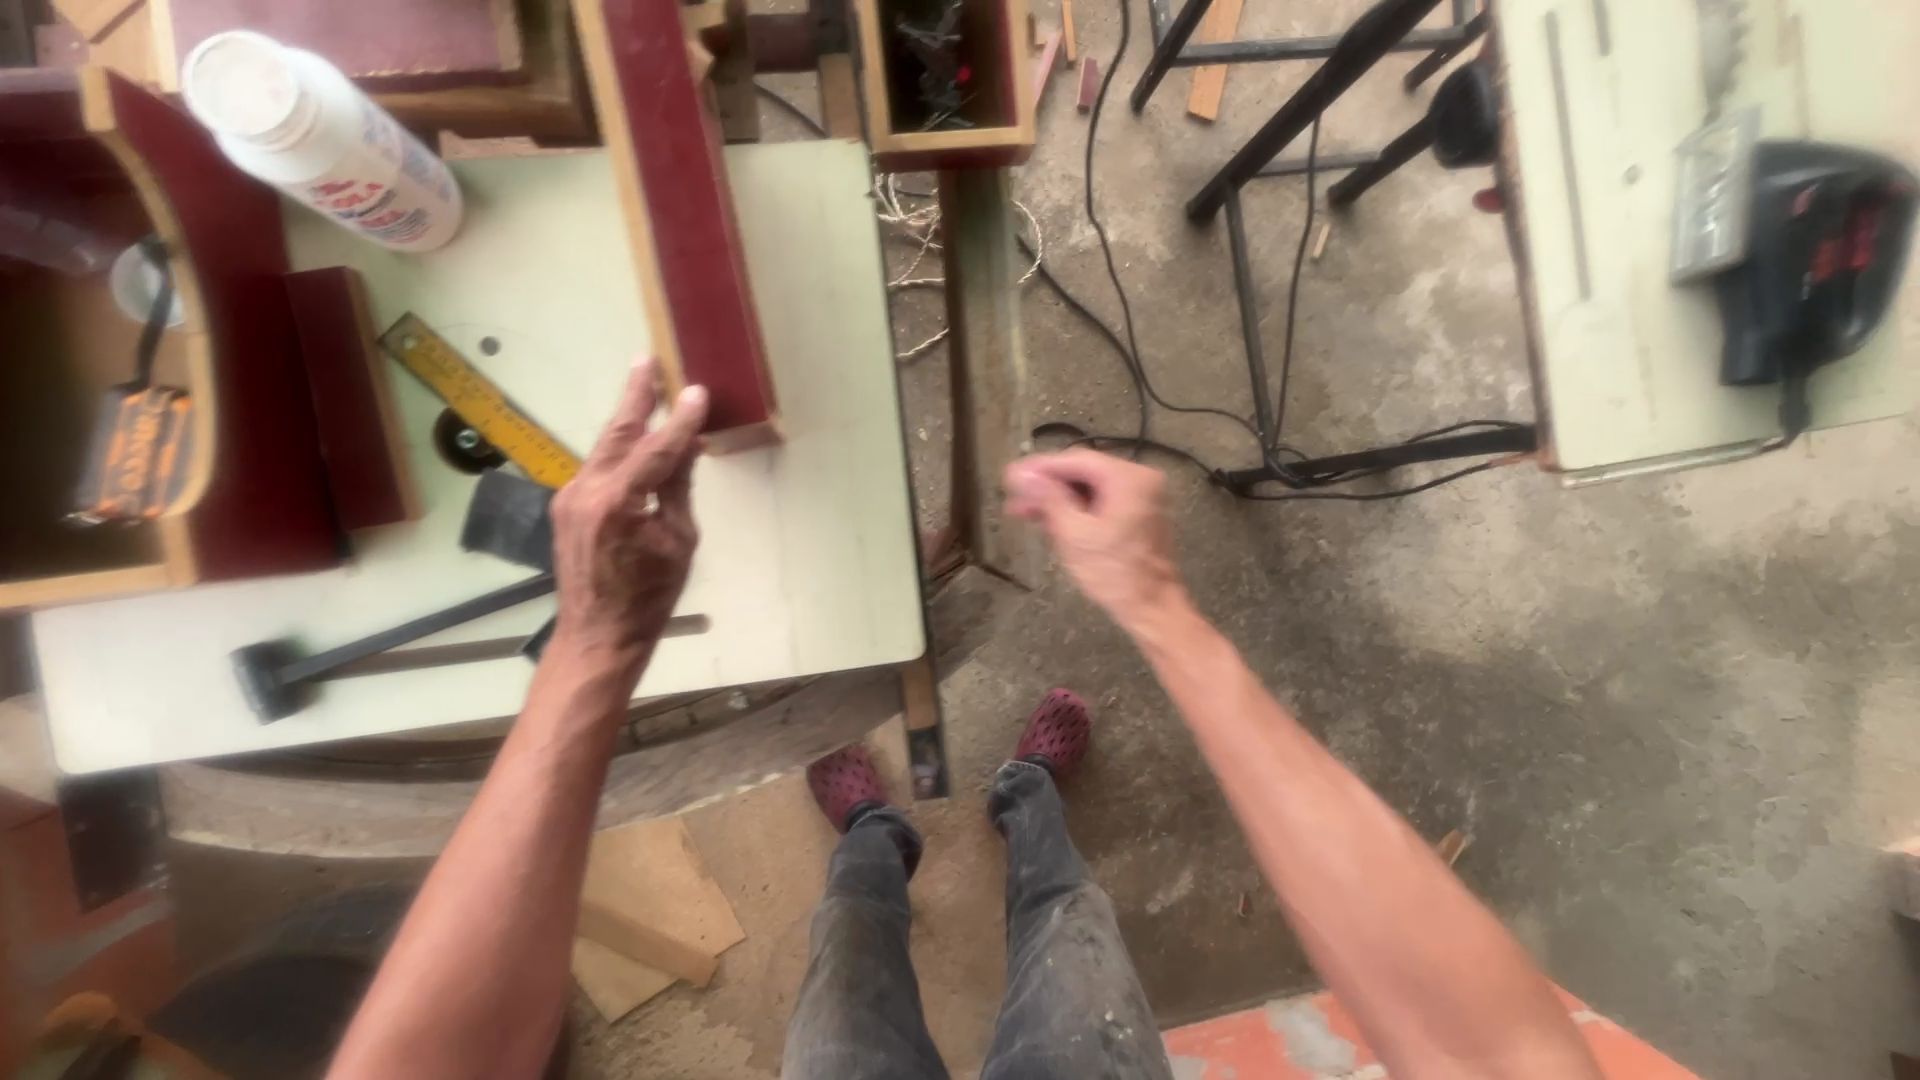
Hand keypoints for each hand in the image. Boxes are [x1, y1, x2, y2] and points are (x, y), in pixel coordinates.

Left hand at [550, 358, 708, 669]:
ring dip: (627, 422)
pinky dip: (620, 453)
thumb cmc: (649, 597)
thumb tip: (686, 448)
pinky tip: (635, 444)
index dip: (679, 420)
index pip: (656, 450)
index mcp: (618, 503)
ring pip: (604, 449)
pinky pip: (598, 470)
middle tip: (647, 361)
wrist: (598, 634)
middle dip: (635, 396)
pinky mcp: (565, 507)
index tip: (696, 392)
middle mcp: (585, 491)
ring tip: (644, 390)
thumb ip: (677, 490)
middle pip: (617, 434)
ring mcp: (569, 498)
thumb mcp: (678, 542)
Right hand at [1003, 449, 1189, 629]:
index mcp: (1129, 478)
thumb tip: (1019, 473)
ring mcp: (1143, 497)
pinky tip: (1050, 521)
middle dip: (1047, 487)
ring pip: (1090, 489)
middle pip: (1084, 473)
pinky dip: (1078, 510)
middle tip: (1015, 500)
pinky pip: (1102, 503)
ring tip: (1025, 513)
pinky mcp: (1139, 515)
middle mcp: (1141, 480)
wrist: (1152, 609)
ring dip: (1059, 500)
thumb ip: (1047, 498)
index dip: (1040, 468)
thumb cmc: (1114, 573)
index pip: (1076, 461)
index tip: (1010, 476)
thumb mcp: (1073, 533)